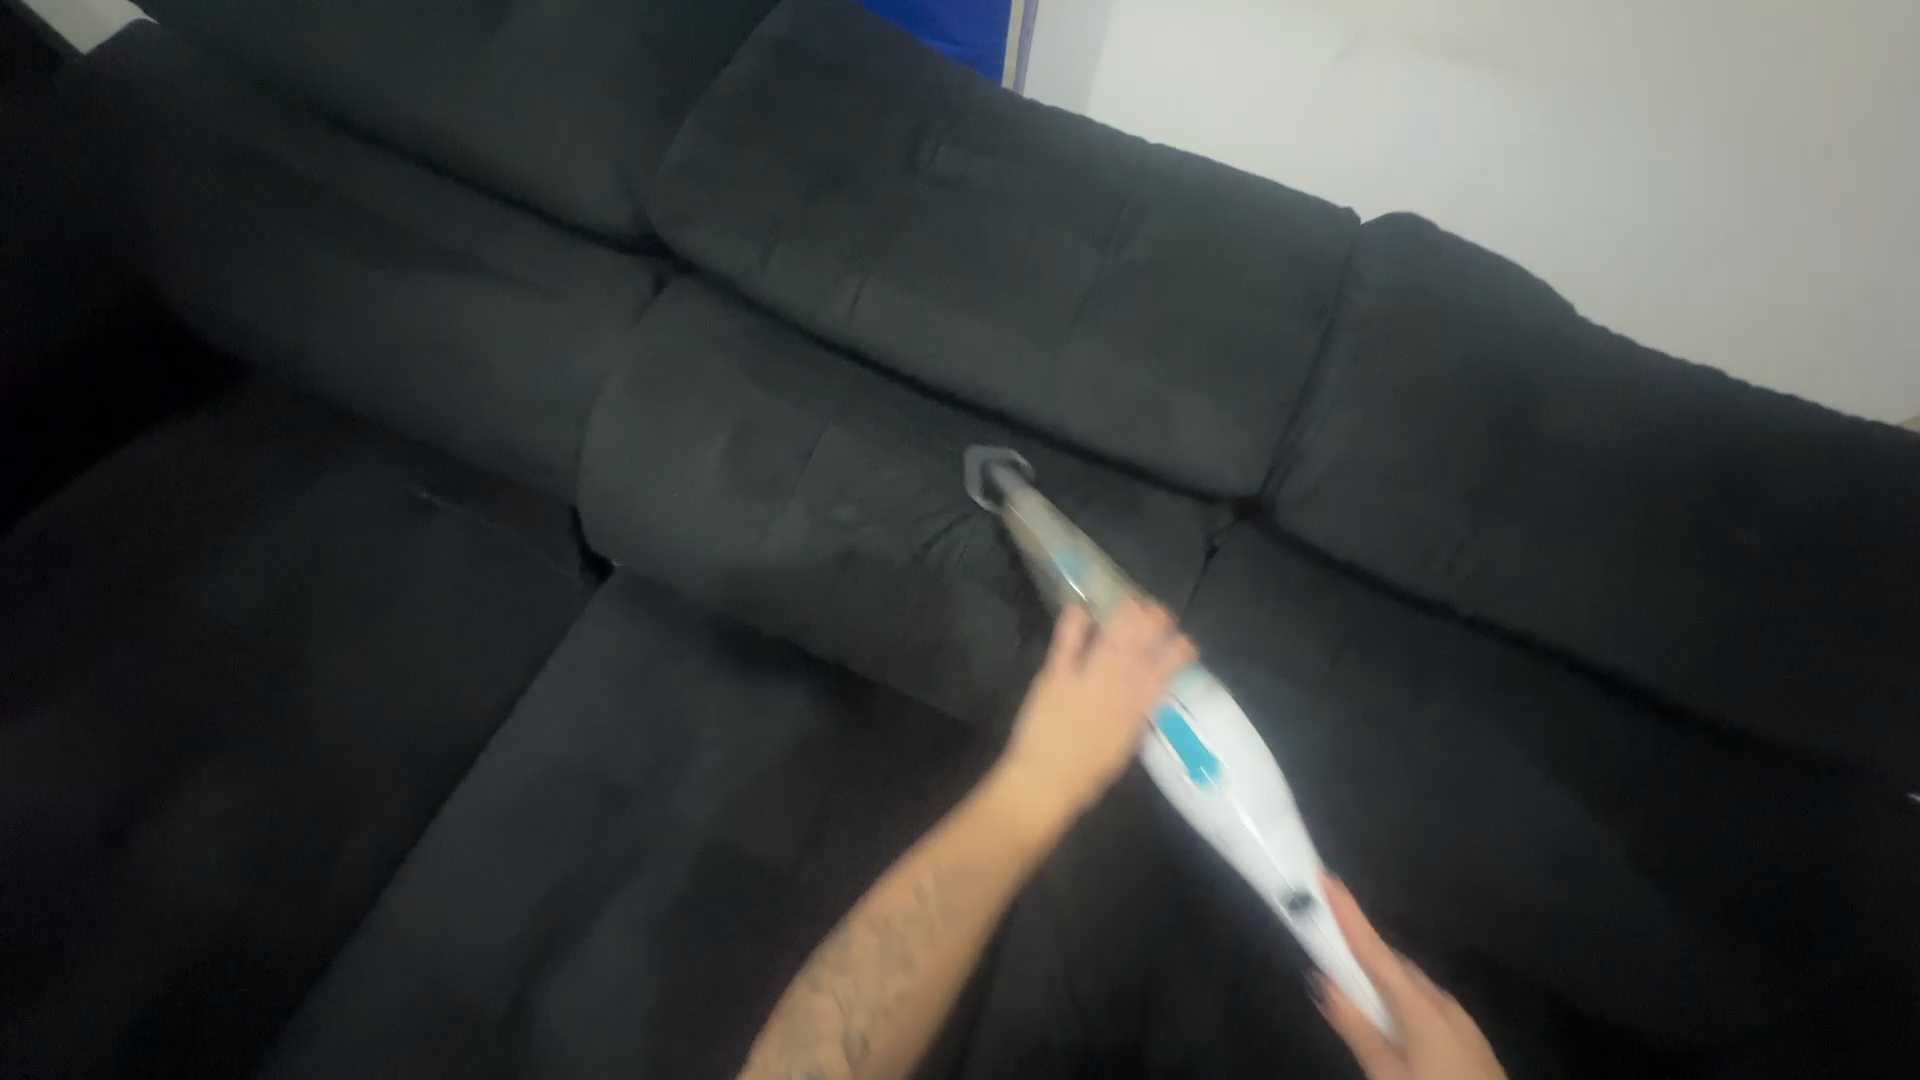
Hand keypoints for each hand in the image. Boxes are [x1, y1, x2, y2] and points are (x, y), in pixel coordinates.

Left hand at [994, 600, 1195, 831]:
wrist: (1046, 780)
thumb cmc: (1086, 775)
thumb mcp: (1123, 749)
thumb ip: (1134, 720)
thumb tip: (1142, 701)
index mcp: (1135, 711)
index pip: (1163, 675)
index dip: (1177, 654)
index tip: (1187, 641)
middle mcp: (1116, 690)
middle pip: (1138, 649)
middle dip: (1152, 626)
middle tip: (1159, 609)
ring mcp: (1086, 679)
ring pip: (1110, 641)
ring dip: (1123, 619)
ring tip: (1133, 601)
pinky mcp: (1056, 675)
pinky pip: (1067, 644)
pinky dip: (1074, 624)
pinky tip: (1080, 607)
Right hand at [1315, 876, 1507, 1079]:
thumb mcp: (1388, 1077)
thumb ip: (1356, 1028)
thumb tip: (1322, 980)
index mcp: (1419, 1008)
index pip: (1373, 949)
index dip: (1347, 913)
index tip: (1326, 878)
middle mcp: (1443, 1004)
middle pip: (1392, 964)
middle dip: (1360, 949)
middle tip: (1325, 948)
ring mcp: (1463, 1023)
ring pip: (1412, 985)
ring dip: (1381, 977)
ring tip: (1354, 990)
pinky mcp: (1473, 1043)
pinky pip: (1428, 1004)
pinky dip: (1403, 998)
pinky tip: (1395, 1022)